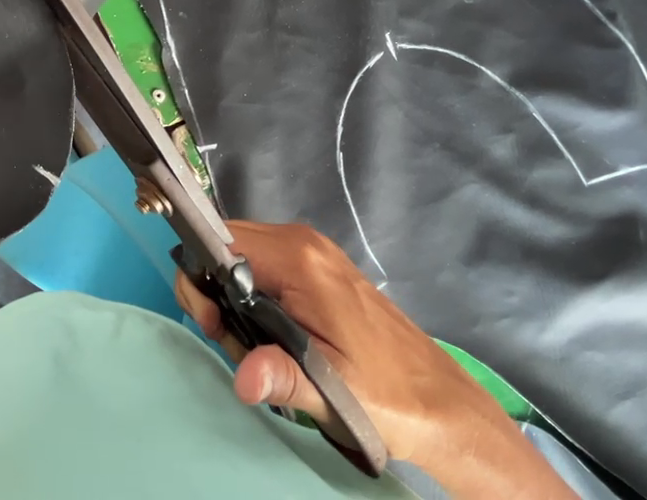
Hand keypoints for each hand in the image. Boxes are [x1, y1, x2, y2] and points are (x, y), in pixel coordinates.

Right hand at [176, 221, 577, 497]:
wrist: (444, 405)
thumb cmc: (389, 396)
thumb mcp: (332, 391)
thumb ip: (282, 376)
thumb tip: (243, 378)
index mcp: (301, 260)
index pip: (221, 241)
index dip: (202, 278)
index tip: (215, 324)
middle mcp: (303, 242)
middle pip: (226, 242)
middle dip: (212, 287)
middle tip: (230, 338)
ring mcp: (312, 251)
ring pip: (241, 253)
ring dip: (230, 293)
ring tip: (253, 343)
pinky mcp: (317, 266)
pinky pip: (262, 263)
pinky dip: (250, 291)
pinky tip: (267, 334)